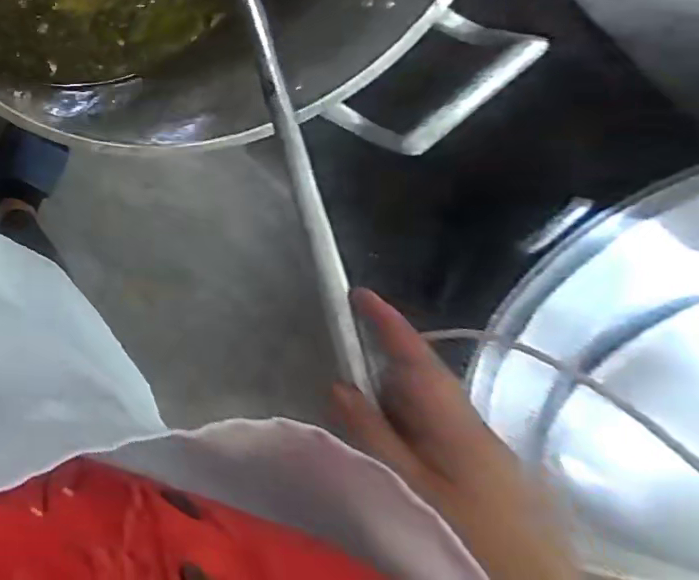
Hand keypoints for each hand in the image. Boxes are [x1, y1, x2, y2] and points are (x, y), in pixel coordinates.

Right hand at [332, 289, 577, 579]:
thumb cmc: (467, 530)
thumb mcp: (406, 481)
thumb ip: (370, 431)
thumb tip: (338, 383)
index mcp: (456, 424)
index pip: (418, 360)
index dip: (390, 324)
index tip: (360, 292)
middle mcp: (473, 430)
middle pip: (421, 382)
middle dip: (380, 363)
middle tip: (338, 353)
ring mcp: (483, 455)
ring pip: (425, 409)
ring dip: (389, 398)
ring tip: (351, 405)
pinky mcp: (484, 476)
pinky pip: (432, 432)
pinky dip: (401, 423)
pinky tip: (384, 442)